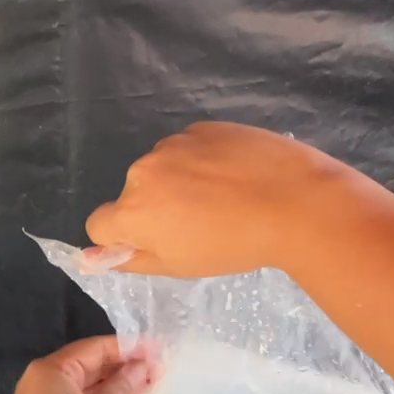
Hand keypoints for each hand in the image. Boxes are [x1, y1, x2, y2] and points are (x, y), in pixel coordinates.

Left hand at [0, 337, 156, 393]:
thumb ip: (122, 387)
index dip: (128, 347)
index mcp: (51, 370)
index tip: (158, 349)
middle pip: (91, 364)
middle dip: (125, 366)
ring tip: (154, 383)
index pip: (95, 348)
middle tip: (161, 368)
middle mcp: (44, 380)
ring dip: (119, 384)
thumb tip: (142, 366)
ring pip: (88, 385)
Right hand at [84, 122, 369, 277]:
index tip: (156, 240)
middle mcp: (142, 171)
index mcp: (132, 210)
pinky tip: (235, 175)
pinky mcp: (203, 127)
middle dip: (155, 207)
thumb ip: (131, 258)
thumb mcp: (178, 266)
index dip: (123, 236)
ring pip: (162, 168)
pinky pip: (189, 148)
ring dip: (179, 181)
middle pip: (133, 193)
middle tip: (199, 223)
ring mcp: (173, 144)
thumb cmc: (233, 245)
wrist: (296, 202)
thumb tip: (98, 254)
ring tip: (223, 198)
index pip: (100, 223)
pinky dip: (202, 161)